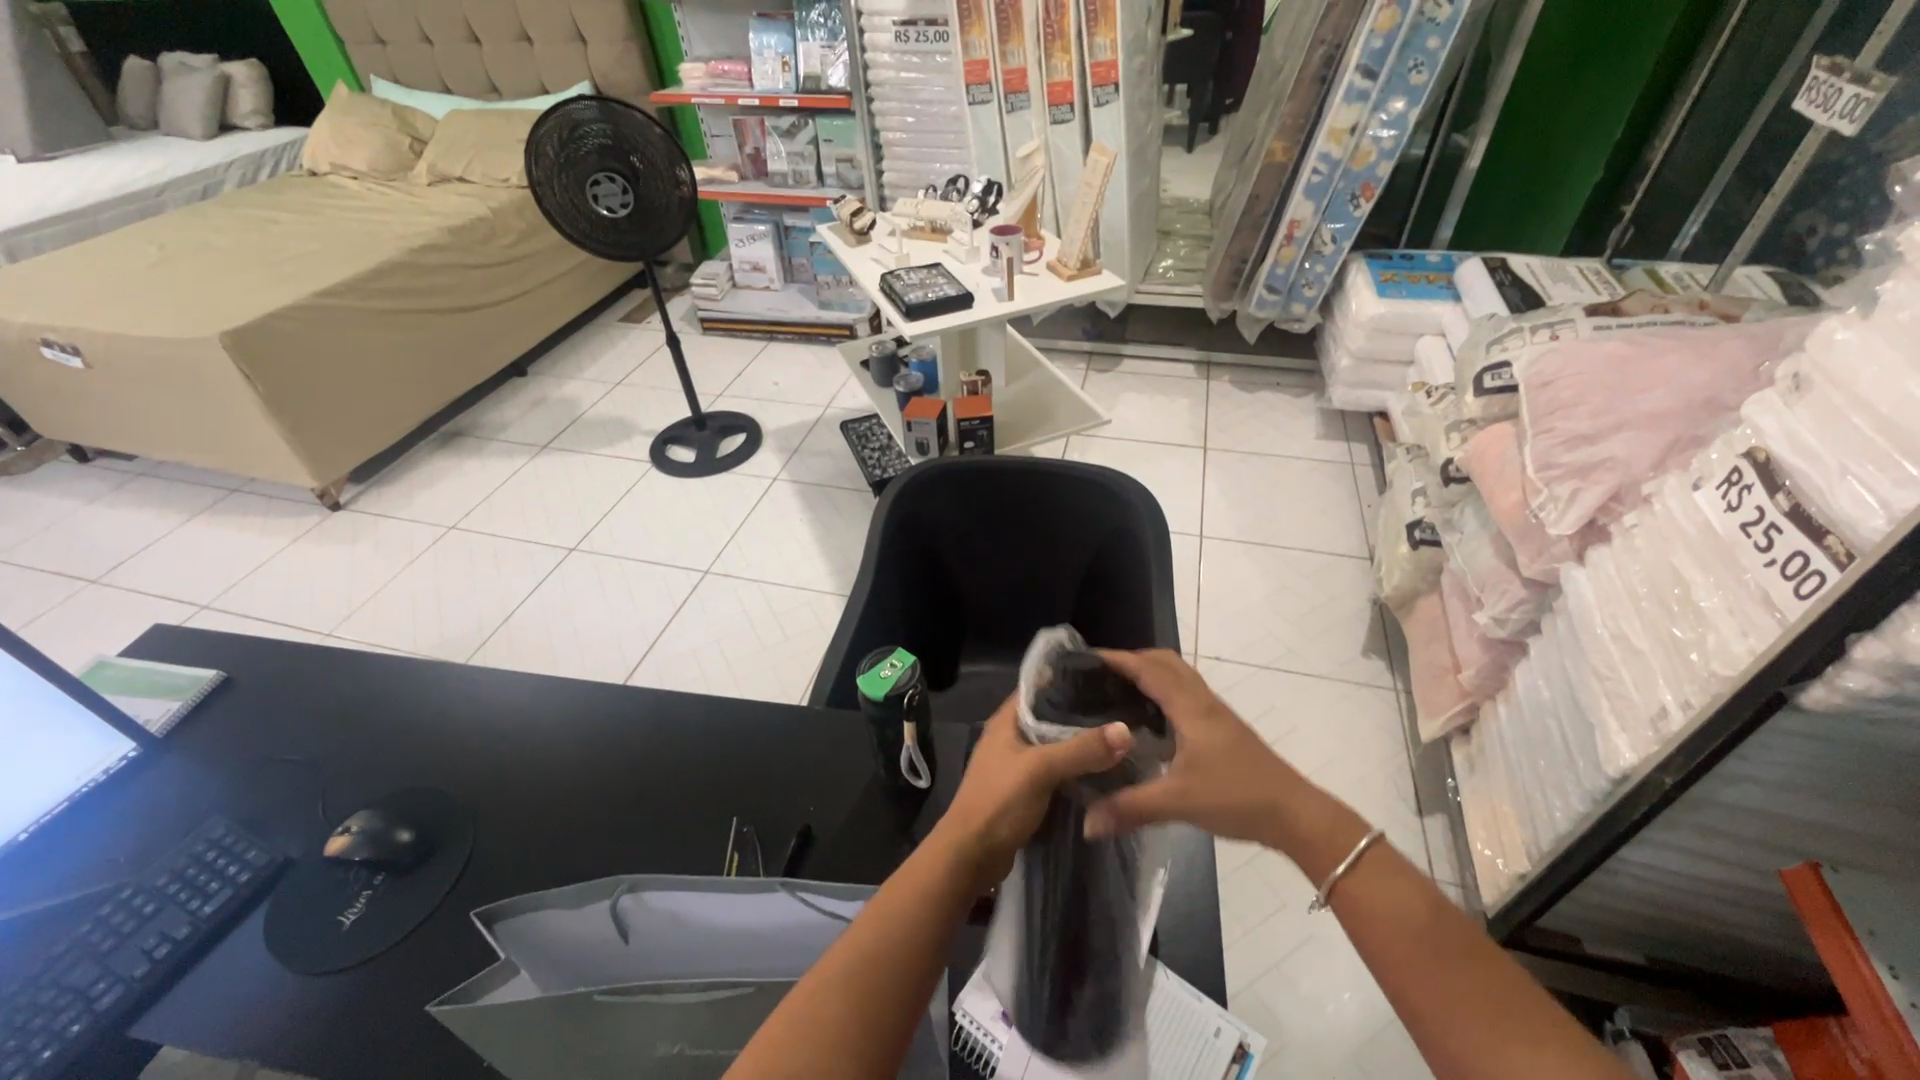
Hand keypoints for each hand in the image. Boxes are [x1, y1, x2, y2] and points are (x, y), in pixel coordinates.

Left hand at [932, 694, 1132, 890]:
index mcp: (1007, 721)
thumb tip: (1127, 730)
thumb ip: (1081, 749)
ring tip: (1127, 736)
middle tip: (1128, 709)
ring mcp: (1020, 764)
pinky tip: (1109, 770)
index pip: (1041, 687)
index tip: (1110, 677)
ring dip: (1085, 745)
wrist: (971, 856)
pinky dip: (1080, 770)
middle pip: (1054, 718)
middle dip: (1086, 715)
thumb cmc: (998, 803)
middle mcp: (1013, 737)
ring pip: (1059, 746)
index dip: (1072, 680)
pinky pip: (1060, 772)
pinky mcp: (1029, 790)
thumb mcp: (1040, 770)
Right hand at [1082, 650, 1308, 844]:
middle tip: (1098, 676)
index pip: (1149, 670)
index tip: (1084, 659)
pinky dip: (1163, 695)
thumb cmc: (1237, 798)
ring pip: (1180, 679)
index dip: (1117, 659)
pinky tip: (1149, 723)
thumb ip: (1130, 808)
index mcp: (1191, 709)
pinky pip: (1187, 697)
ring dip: (1150, 675)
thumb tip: (1086, 823)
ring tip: (1117, 692)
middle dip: (1132, 660)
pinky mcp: (1223, 732)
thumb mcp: (1178, 803)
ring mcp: (1217, 716)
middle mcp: (1204, 703)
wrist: (1295, 814)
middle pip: (1166, 663)